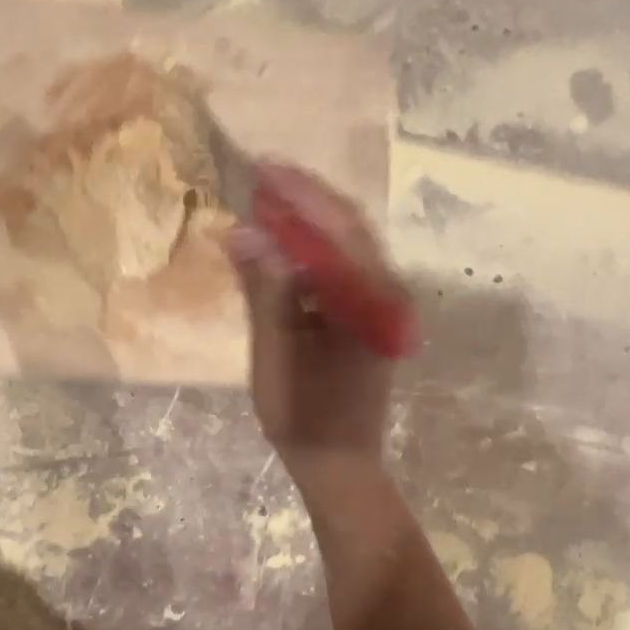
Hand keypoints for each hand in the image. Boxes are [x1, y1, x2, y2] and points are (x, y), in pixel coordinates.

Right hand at [226, 162, 405, 467]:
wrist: (339, 463)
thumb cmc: (303, 417)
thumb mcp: (276, 355)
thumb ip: (265, 291)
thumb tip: (242, 232)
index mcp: (370, 299)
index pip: (334, 227)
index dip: (298, 194)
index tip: (262, 166)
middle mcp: (386, 291)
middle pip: (347, 227)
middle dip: (304, 198)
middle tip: (262, 174)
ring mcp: (382, 304)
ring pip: (347, 244)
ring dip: (308, 220)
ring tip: (268, 201)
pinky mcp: (370, 317)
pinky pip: (342, 268)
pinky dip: (313, 249)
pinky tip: (284, 244)